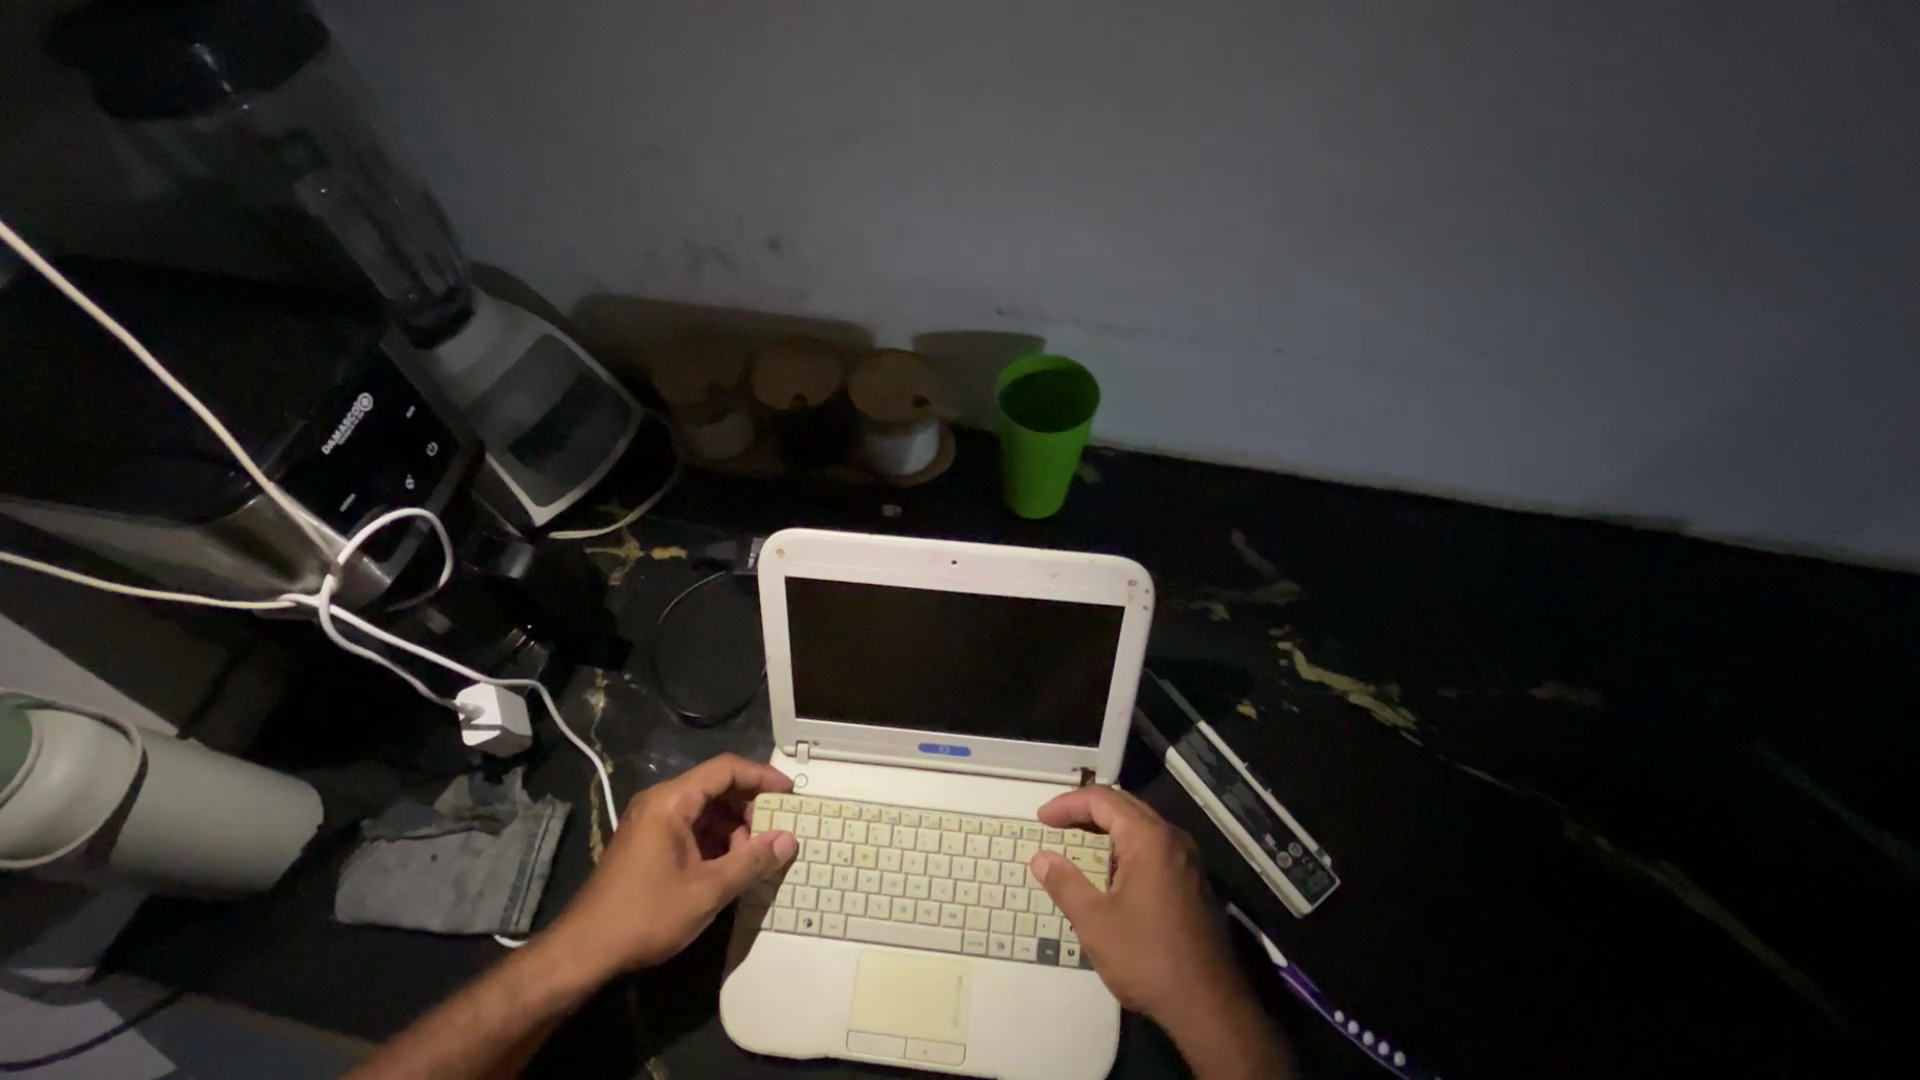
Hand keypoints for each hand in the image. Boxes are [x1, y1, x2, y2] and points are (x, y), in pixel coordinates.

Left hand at [545, 754, 795, 977]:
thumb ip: (751, 861)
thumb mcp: (707, 891)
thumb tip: (789, 840)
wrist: (583, 952)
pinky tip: (730, 866)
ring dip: (734, 826)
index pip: (726, 769)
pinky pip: (691, 827)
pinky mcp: (648, 843)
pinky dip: (716, 840)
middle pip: (716, 786)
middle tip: (775, 830)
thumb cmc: (645, 915)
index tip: (790, 794)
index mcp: (671, 801)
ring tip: (753, 856)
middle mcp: (660, 802)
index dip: (762, 777)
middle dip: (750, 806)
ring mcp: (652, 823)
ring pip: (705, 809)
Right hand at [1027, 786, 1243, 1026]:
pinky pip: (1154, 847)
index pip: (1103, 800)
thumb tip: (1041, 858)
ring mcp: (1187, 861)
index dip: (1068, 803)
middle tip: (1056, 824)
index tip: (1042, 819)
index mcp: (1149, 839)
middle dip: (1087, 810)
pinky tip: (1110, 872)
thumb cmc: (1147, 958)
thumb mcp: (1095, 921)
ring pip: (1141, 826)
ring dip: (1107, 828)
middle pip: (1125, 806)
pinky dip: (1126, 847)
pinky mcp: (1192, 882)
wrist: (1209, 1005)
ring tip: (1077, 843)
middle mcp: (1173, 839)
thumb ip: (1065, 883)